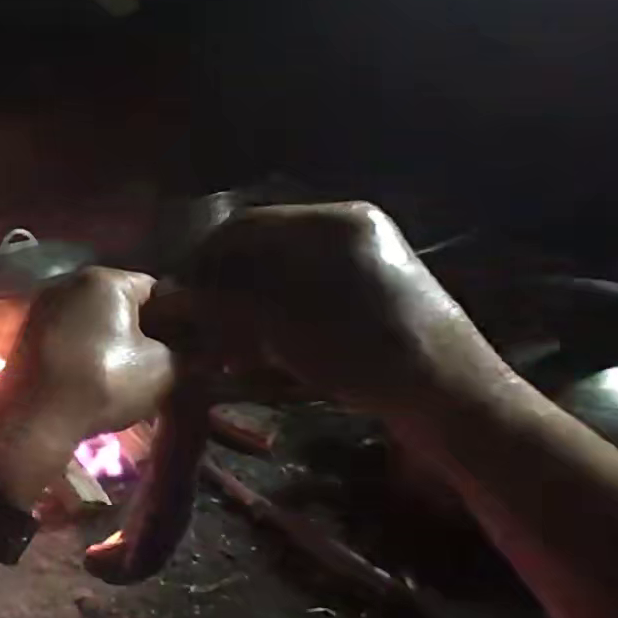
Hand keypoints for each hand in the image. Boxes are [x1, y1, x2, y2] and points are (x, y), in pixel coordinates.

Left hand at [0, 268, 173, 505]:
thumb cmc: (104, 384)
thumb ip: (189, 356)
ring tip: (127, 378)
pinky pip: (71, 338)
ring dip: (114, 344)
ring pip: (95, 322)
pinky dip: (86, 353)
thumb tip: (206, 354)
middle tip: (159, 365)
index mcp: (105, 279)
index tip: (186, 348)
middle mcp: (69, 282)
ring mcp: (44, 308)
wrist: (35, 421)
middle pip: (123, 304)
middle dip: (144, 331)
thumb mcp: (163, 371)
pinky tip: (94, 381)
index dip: (178, 319)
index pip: (157, 289)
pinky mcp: (28, 335)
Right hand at [156, 202, 508, 412]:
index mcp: (332, 222)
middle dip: (222, 289)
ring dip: (243, 310)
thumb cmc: (363, 350)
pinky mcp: (364, 296)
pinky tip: (252, 353)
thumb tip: (170, 294)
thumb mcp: (283, 325)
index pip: (246, 226)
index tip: (176, 296)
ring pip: (279, 279)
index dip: (203, 259)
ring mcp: (359, 263)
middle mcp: (346, 231)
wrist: (448, 395)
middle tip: (195, 325)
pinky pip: (303, 298)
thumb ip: (221, 303)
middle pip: (261, 252)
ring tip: (218, 346)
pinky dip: (271, 321)